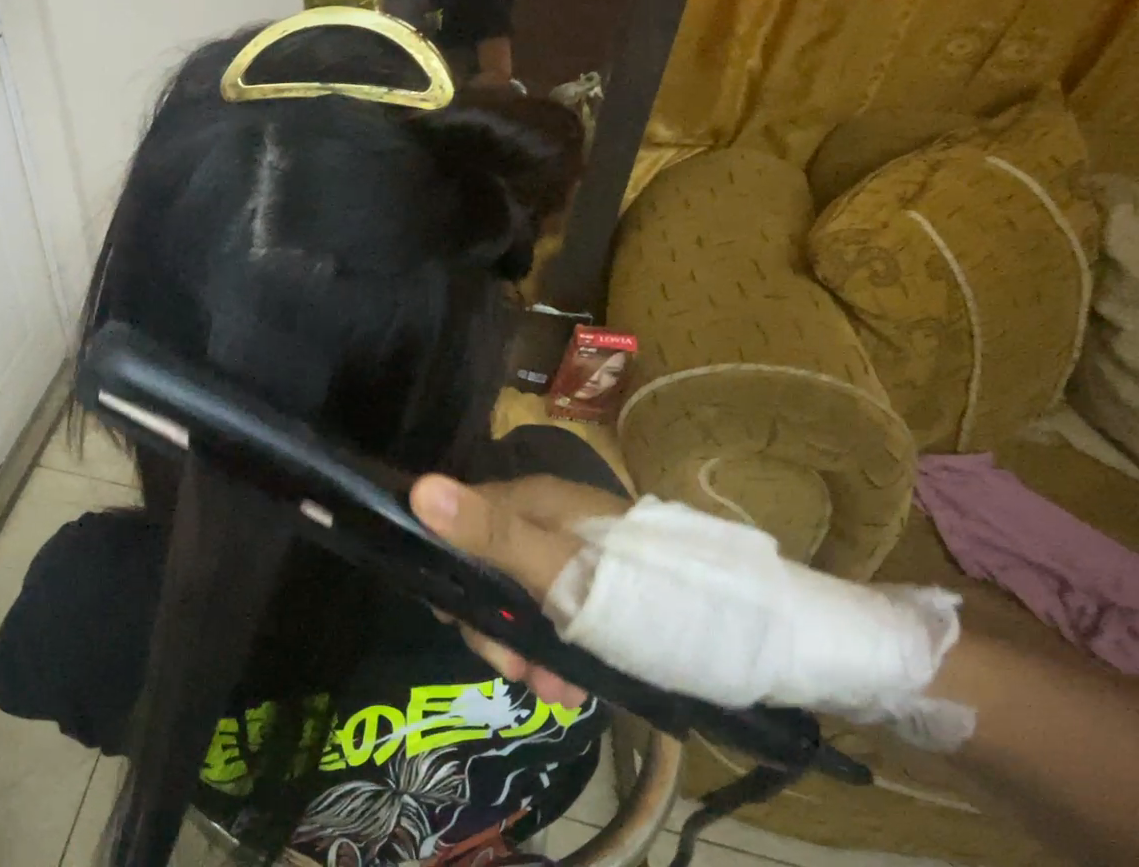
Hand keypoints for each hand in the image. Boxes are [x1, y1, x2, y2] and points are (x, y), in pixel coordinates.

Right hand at [410, 474, 630, 707]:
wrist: (766, 639)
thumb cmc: (651, 600)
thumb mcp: (561, 572)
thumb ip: (489, 534)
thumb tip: (416, 486)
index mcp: (531, 503)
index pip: (454, 523)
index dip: (444, 572)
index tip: (458, 623)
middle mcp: (545, 521)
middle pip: (481, 569)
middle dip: (491, 626)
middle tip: (516, 672)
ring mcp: (570, 556)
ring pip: (515, 601)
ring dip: (523, 650)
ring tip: (556, 696)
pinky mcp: (594, 590)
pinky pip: (550, 618)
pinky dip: (552, 653)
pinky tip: (571, 688)